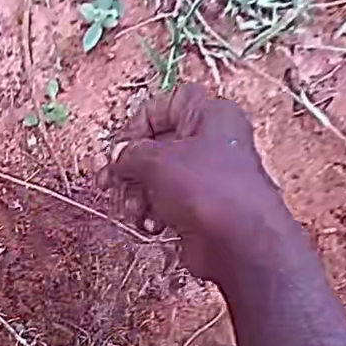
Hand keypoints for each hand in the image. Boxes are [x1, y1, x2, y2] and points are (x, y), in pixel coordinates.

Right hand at [106, 86, 298, 282]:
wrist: (235, 240)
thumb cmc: (205, 189)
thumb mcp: (158, 161)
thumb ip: (130, 153)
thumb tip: (117, 156)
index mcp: (208, 116)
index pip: (166, 105)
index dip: (138, 124)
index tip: (118, 149)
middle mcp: (208, 142)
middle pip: (155, 146)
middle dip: (129, 168)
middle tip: (109, 184)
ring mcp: (204, 176)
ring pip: (155, 178)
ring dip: (137, 196)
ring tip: (136, 211)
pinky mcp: (197, 207)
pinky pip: (164, 203)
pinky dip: (152, 213)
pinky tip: (152, 225)